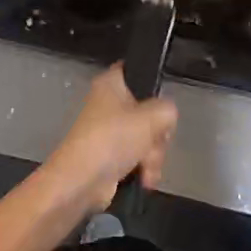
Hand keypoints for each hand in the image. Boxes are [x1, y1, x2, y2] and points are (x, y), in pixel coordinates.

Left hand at [43, 66, 178, 211]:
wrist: (83, 180)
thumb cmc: (113, 138)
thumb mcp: (152, 117)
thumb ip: (168, 110)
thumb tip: (166, 117)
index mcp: (111, 84)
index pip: (136, 70)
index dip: (152, 85)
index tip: (160, 104)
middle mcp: (108, 103)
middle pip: (149, 111)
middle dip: (157, 134)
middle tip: (153, 141)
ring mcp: (109, 130)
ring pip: (146, 137)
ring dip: (153, 155)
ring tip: (146, 166)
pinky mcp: (110, 154)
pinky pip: (138, 156)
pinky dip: (144, 167)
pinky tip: (144, 178)